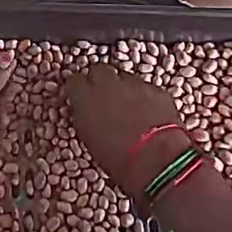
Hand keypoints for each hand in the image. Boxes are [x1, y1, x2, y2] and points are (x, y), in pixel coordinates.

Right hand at [65, 64, 189, 198]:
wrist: (156, 161)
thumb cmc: (118, 159)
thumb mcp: (89, 139)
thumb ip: (85, 117)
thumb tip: (86, 112)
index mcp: (84, 97)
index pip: (74, 81)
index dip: (79, 90)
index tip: (81, 98)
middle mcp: (106, 84)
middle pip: (99, 71)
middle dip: (101, 81)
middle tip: (104, 98)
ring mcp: (133, 84)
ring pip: (124, 78)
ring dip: (124, 89)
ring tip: (128, 109)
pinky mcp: (156, 90)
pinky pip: (146, 88)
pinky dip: (145, 97)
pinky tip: (148, 114)